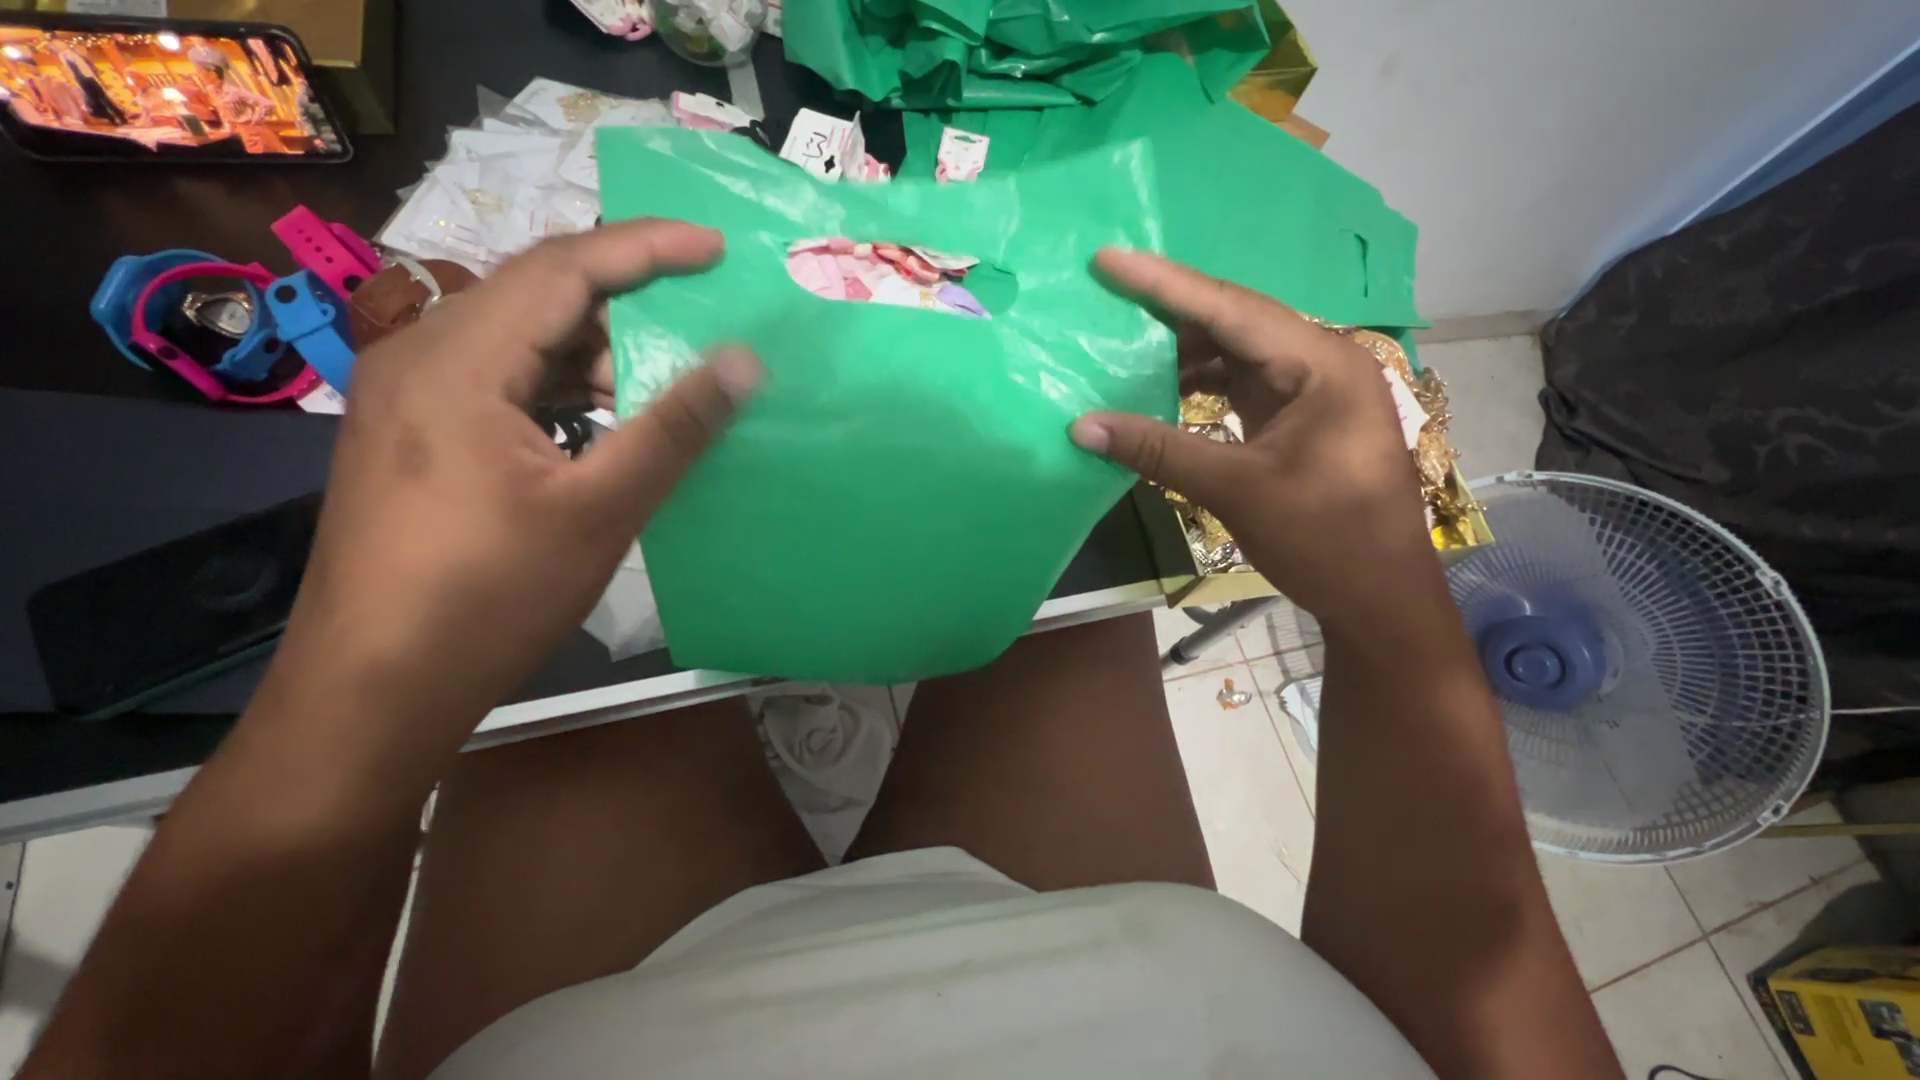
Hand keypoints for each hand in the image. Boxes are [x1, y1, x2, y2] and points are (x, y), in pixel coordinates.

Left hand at [274, 220, 759, 725]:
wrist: (374, 688)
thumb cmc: (489, 598)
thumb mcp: (599, 511)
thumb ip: (674, 427)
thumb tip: (743, 359)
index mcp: (458, 360)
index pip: (563, 268)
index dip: (646, 248)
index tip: (715, 249)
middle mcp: (420, 355)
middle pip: (537, 293)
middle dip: (625, 299)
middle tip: (699, 323)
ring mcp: (407, 394)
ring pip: (517, 338)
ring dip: (592, 350)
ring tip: (657, 388)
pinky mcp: (411, 432)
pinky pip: (497, 379)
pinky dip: (557, 386)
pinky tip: (597, 425)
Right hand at [1071, 250, 1433, 632]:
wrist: (1382, 598)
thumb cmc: (1324, 539)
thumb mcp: (1236, 490)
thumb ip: (1158, 450)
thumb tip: (1080, 427)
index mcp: (1321, 364)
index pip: (1230, 308)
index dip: (1164, 284)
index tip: (1108, 260)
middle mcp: (1321, 362)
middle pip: (1234, 321)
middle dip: (1168, 311)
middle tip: (1106, 294)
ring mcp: (1313, 391)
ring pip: (1237, 353)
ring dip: (1181, 352)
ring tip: (1120, 342)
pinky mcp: (1300, 419)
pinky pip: (1242, 385)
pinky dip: (1200, 386)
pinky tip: (1158, 390)